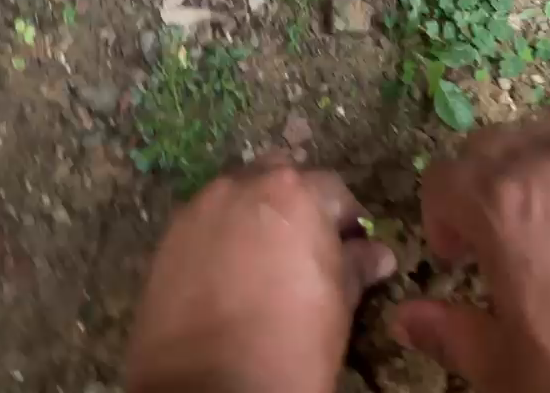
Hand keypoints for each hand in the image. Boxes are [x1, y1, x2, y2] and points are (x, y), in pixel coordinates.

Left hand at [126, 161, 397, 392]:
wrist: (208, 391)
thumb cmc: (290, 345)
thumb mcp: (337, 307)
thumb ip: (356, 267)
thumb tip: (379, 254)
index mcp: (297, 193)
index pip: (333, 189)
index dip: (346, 219)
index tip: (351, 247)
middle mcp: (247, 183)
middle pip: (280, 178)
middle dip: (297, 204)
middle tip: (305, 248)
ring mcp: (203, 205)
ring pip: (239, 194)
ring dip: (256, 213)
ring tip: (262, 259)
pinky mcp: (170, 234)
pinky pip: (206, 219)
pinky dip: (221, 234)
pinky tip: (226, 272)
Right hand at [389, 122, 549, 392]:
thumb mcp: (516, 371)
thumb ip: (453, 334)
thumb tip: (407, 317)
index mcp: (500, 201)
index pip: (441, 179)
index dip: (439, 219)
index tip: (458, 262)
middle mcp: (542, 156)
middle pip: (483, 146)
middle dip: (475, 187)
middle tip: (496, 239)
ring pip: (534, 134)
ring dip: (522, 167)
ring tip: (544, 217)